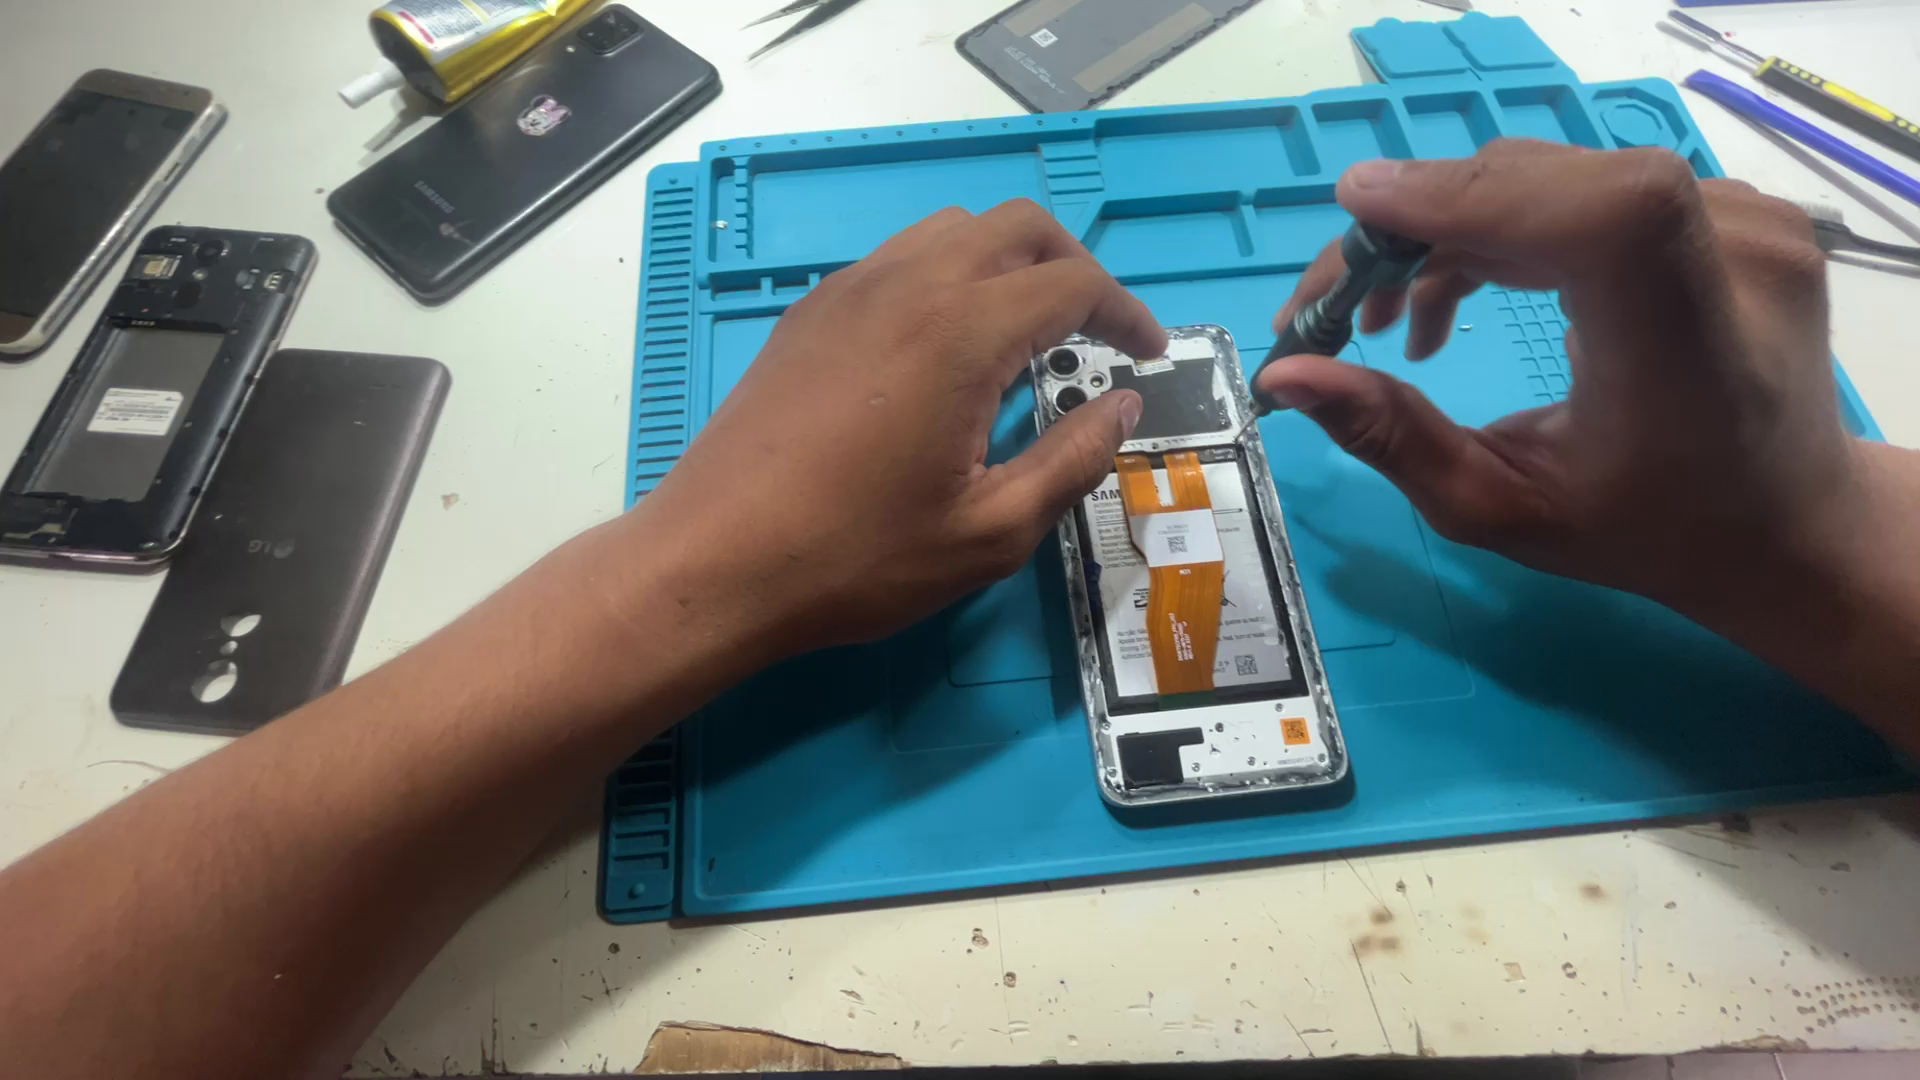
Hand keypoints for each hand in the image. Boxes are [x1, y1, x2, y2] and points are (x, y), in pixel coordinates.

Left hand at [632, 200, 1162, 656]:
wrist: (716, 563)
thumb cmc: (857, 559)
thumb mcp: (989, 531)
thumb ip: (1071, 460)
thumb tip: (1122, 407)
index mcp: (960, 332)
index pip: (1073, 284)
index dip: (1126, 313)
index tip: (1145, 355)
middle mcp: (906, 285)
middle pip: (1016, 229)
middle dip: (1073, 268)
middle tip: (1094, 331)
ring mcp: (847, 291)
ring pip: (951, 233)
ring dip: (1006, 267)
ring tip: (1022, 335)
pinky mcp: (808, 315)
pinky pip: (897, 263)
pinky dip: (946, 280)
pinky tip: (942, 348)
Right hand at [1256, 140, 1863, 618]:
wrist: (1774, 516)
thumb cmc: (1630, 527)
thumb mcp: (1486, 505)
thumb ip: (1385, 434)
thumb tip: (1282, 374)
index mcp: (1683, 347)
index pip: (1596, 216)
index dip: (1469, 196)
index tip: (1357, 207)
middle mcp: (1727, 254)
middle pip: (1540, 185)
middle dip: (1406, 231)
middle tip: (1321, 312)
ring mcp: (1732, 219)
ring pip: (1540, 183)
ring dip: (1429, 239)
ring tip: (1370, 322)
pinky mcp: (1707, 215)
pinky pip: (1563, 198)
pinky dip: (1475, 241)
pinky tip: (1435, 308)